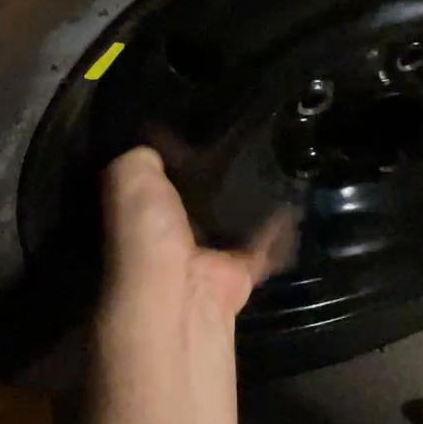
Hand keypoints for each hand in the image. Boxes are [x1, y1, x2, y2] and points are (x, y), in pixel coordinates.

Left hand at [95, 147, 294, 377]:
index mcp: (135, 221)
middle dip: (211, 178)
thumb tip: (154, 149)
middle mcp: (168, 241)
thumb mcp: (128, 178)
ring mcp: (205, 260)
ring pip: (228, 222)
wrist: (183, 291)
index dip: (165, 161)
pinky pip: (264, 243)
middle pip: (192, 202)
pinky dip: (280, 227)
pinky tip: (294, 198)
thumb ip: (140, 160)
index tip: (189, 132)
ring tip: (271, 160)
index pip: (149, 186)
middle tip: (238, 141)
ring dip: (248, 201)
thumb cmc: (147, 235)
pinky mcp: (240, 272)